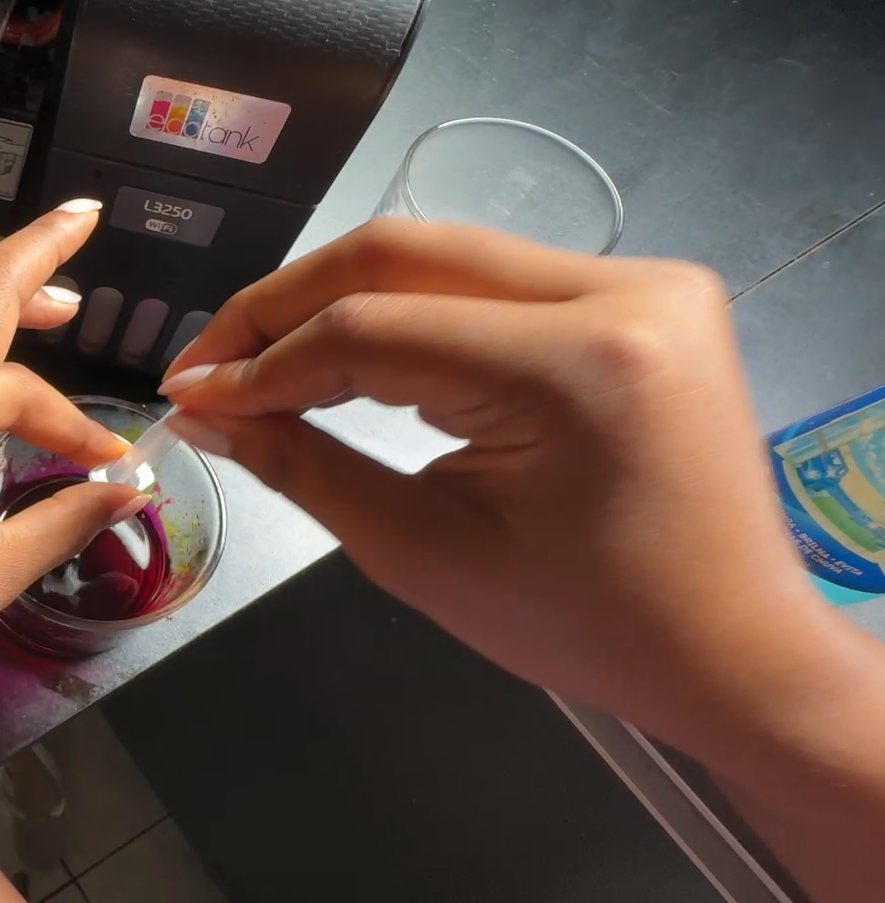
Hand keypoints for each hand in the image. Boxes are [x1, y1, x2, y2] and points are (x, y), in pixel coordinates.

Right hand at [157, 218, 870, 764]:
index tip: (185, 399)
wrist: (718, 647)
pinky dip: (371, 318)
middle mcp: (614, 292)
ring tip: (243, 367)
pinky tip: (318, 361)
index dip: (257, 364)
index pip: (367, 331)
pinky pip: (458, 286)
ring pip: (421, 258)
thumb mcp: (409, 549)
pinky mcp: (614, 298)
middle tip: (201, 367)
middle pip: (392, 255)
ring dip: (314, 308)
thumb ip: (295, 463)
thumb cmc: (568, 622)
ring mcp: (626, 283)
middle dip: (272, 309)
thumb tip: (199, 415)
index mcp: (574, 368)